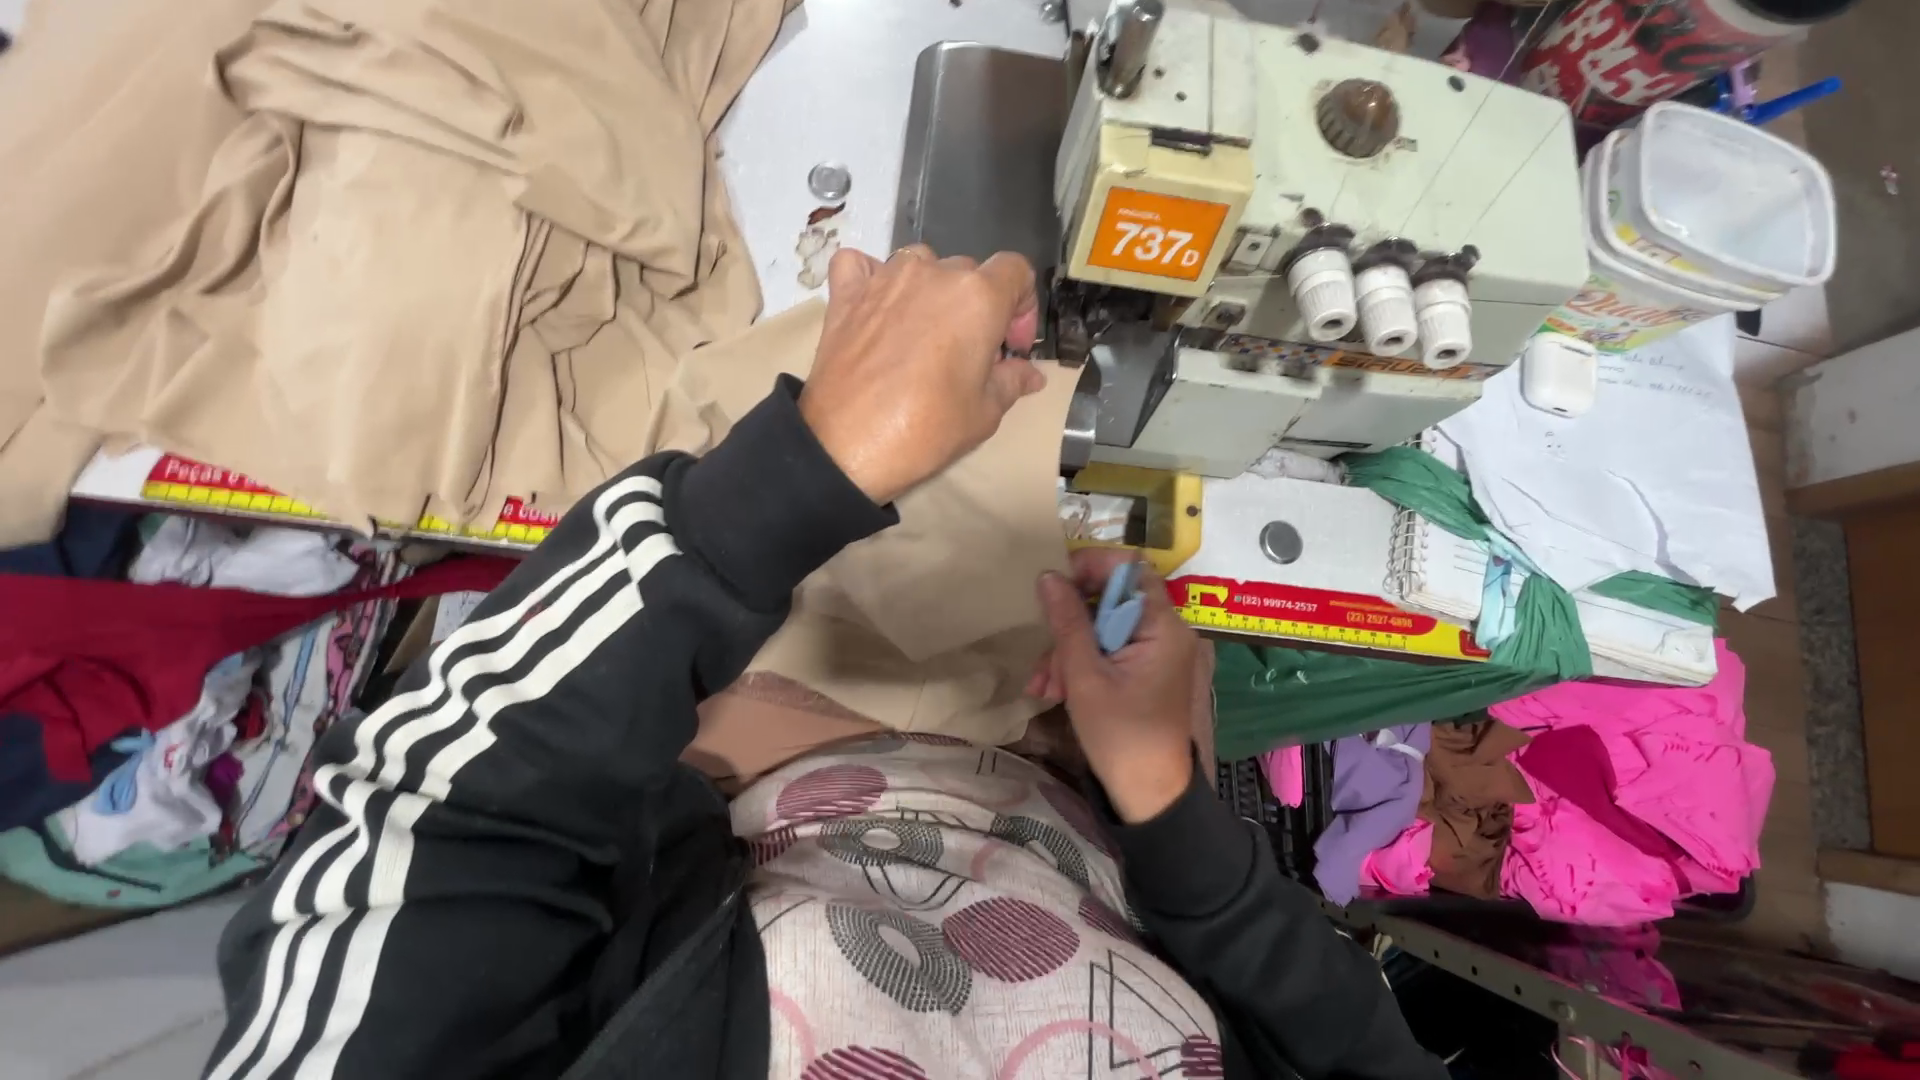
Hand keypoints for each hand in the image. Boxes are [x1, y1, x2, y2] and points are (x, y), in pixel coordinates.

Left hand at [799, 245, 1046, 504]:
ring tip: (925, 335)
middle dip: (978, 307)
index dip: (1023, 306)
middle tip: (971, 354)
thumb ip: (1011, 381)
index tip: (1011, 346)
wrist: (847, 447)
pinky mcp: (845, 293)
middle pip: (969, 272)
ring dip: (932, 291)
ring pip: (921, 265)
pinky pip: (861, 265)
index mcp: (977, 297)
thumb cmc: (926, 430)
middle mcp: (933, 273)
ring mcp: (885, 278)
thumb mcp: (984, 413)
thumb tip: (1029, 374)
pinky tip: (878, 307)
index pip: (1016, 270)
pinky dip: (872, 279)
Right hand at [1027, 549, 1200, 823]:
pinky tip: (1054, 691)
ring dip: (1067, 650)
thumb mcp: (1084, 677)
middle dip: (1069, 623)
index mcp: (1162, 627)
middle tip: (1045, 655)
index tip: (1055, 583)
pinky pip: (1108, 649)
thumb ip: (1067, 622)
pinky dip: (1080, 664)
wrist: (1149, 795)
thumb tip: (1048, 576)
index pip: (1129, 569)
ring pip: (1101, 627)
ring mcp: (1155, 651)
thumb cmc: (1120, 735)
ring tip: (1044, 686)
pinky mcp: (1144, 669)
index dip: (1091, 568)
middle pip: (1109, 600)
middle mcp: (1165, 631)